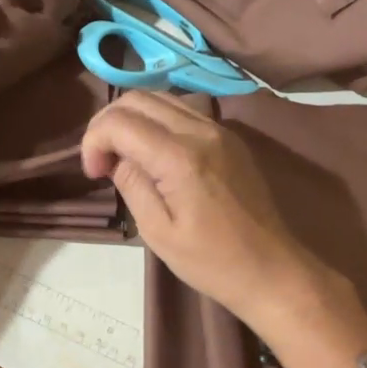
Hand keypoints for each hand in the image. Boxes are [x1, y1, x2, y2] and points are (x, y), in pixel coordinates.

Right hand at [80, 91, 348, 340]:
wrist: (273, 269)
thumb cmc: (212, 261)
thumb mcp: (158, 232)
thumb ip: (132, 184)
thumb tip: (115, 157)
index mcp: (180, 157)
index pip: (120, 121)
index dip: (94, 141)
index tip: (94, 173)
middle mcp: (201, 131)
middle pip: (138, 98)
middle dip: (108, 122)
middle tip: (102, 160)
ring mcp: (220, 130)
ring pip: (161, 98)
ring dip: (133, 118)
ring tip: (124, 154)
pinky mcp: (230, 137)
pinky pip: (184, 110)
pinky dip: (157, 120)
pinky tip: (153, 152)